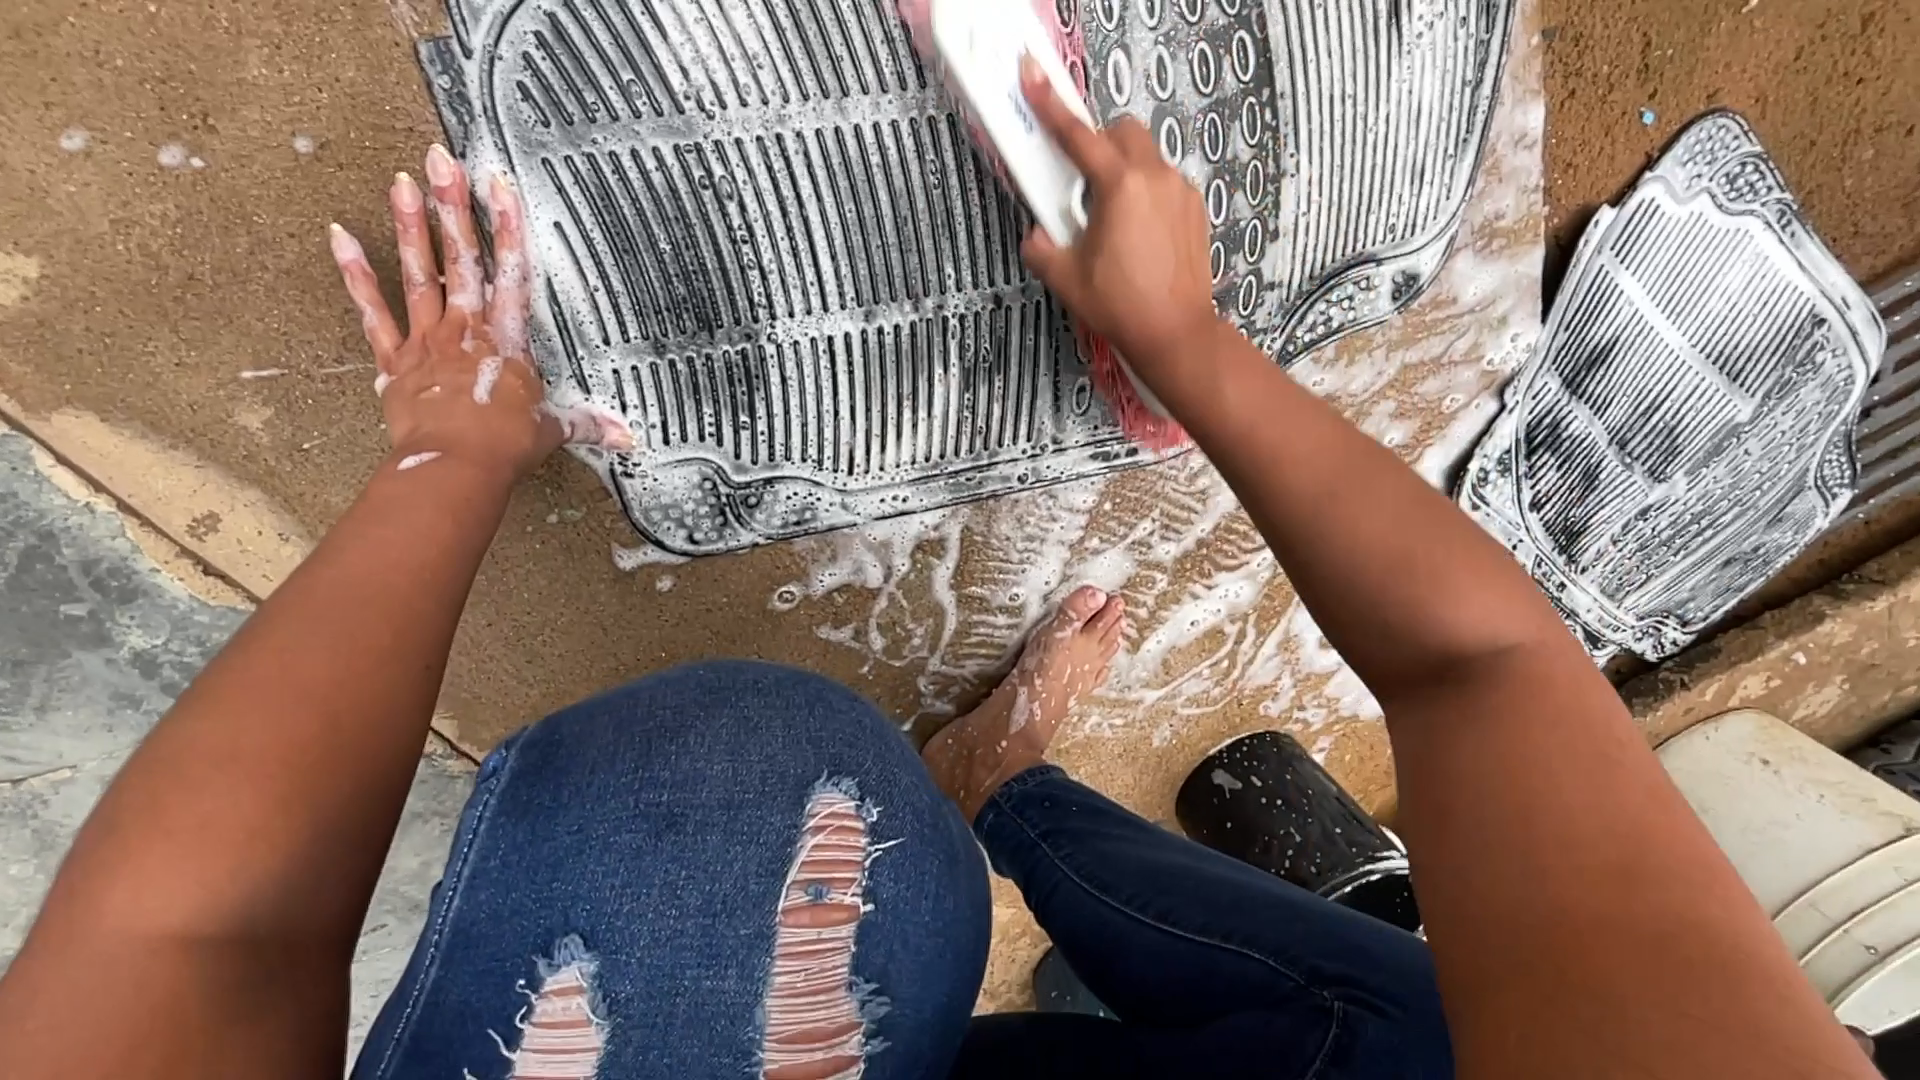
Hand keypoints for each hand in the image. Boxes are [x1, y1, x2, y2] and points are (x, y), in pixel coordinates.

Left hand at [329, 145, 632, 483]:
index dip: (506, 230)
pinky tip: (339, 235)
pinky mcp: (395, 360)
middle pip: (462, 260)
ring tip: (402, 180)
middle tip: (441, 160)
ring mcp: (427, 341)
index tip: (498, 187)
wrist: (456, 466)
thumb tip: (629, 439)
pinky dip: (356, 275)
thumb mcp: (553, 431)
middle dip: (453, 208)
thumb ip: (589, 425)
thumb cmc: (507, 446)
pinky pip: (373, 312)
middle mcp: (466, 330)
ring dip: (411, 226)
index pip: (511, 275)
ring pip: (419, 274)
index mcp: (507, 342)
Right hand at [1017, 57, 1220, 386]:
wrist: (1174, 333)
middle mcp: (1155, 178)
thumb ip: (1041, 247)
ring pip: (1146, 157)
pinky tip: (1137, 235)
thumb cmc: (1120, 306)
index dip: (1050, 107)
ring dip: (1122, 171)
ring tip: (1111, 219)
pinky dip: (1145, 194)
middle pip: (1122, 132)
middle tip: (1081, 186)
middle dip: (1099, 144)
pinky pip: (1164, 184)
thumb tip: (1036, 235)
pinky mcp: (1195, 210)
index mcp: (1120, 187)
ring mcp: (1181, 192)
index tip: (1033, 79)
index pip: (1078, 136)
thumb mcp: (1066, 279)